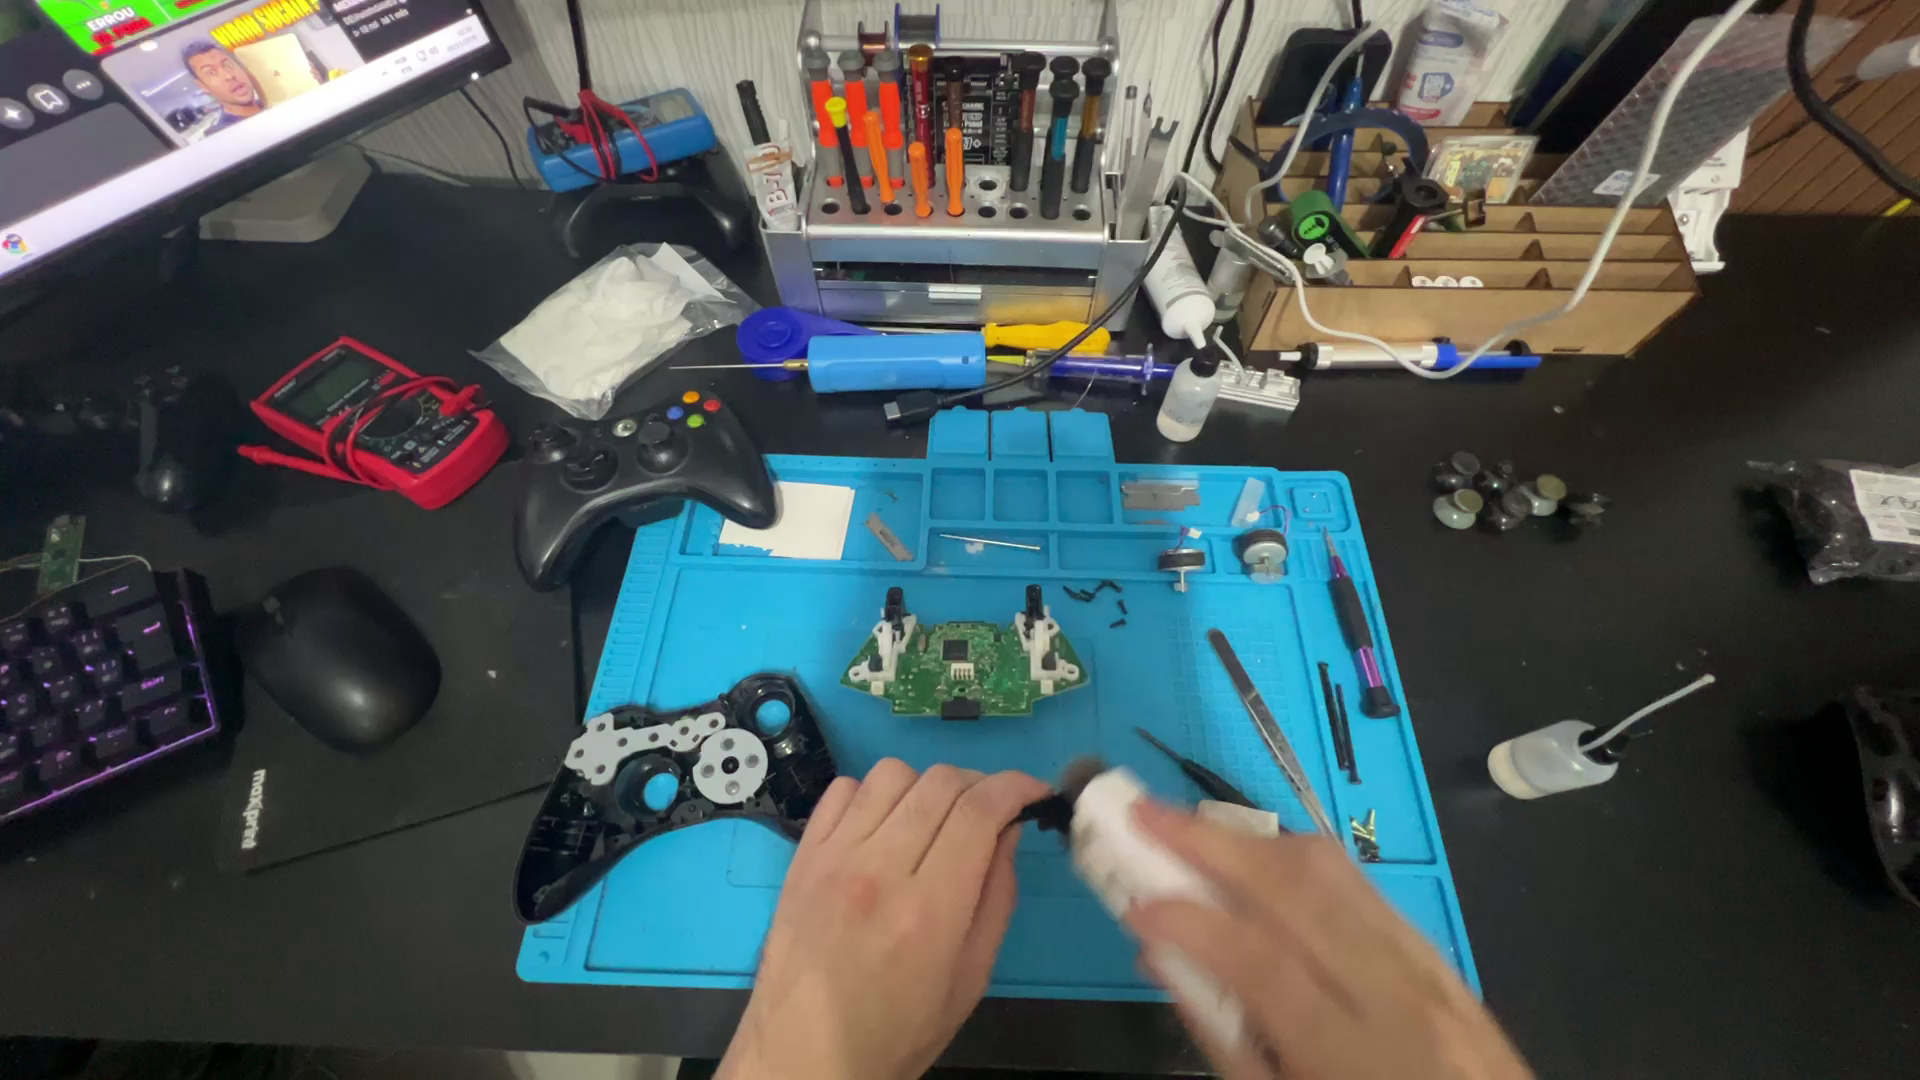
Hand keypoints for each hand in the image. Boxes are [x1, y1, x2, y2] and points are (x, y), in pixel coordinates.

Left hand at [716, 759, 1050, 1079]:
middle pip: (942, 782)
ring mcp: (834, 856)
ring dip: (926, 786)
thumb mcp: (969, 980)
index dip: (1016, 786)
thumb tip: (1008, 829)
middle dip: (981, 785)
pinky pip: (843, 787)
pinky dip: (872, 794)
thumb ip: (997, 896)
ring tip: (932, 820)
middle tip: (989, 812)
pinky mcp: (804, 853)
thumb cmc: (896, 1030)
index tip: (1034, 790)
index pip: (979, 811)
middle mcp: (878, 869)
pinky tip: (882, 826)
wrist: (803, 1057)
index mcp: (927, 910)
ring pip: (893, 773)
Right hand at [1125, 799, 1532, 1079]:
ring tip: (1184, 827)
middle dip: (1206, 841)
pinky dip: (1285, 853)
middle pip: (1294, 887)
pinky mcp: (1431, 945)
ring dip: (1242, 836)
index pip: (1263, 964)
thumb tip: (1162, 952)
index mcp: (1364, 1060)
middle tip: (1142, 813)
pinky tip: (1247, 853)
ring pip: (1325, 866)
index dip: (1191, 922)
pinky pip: (1351, 878)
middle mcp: (1403, 994)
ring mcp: (1425, 961)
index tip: (1134, 903)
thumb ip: (1225, 1037)